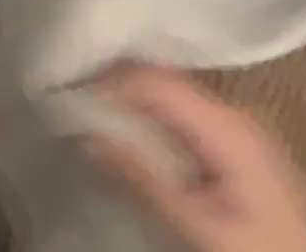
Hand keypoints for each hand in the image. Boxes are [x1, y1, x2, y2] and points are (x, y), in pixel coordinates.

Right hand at [85, 64, 305, 251]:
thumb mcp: (196, 229)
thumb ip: (142, 179)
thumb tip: (84, 131)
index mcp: (227, 125)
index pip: (153, 76)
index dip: (107, 79)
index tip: (67, 92)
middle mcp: (234, 114)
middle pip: (161, 79)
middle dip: (114, 85)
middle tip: (72, 100)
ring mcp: (238, 129)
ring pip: (169, 95)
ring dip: (129, 102)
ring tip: (92, 115)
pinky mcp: (237, 148)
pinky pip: (182, 114)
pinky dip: (150, 117)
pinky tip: (131, 136)